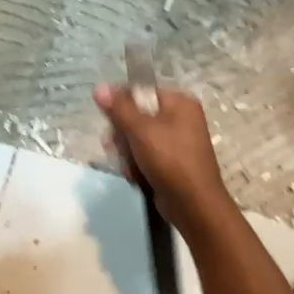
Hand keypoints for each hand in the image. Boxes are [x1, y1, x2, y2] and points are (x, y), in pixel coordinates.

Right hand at [94, 84, 236, 235]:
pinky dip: (137, 165)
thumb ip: (119, 108)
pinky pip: (146, 155)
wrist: (193, 205)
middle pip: (137, 116)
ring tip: (127, 167)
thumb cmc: (169, 160)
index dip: (121, 104)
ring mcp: (176, 141)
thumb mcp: (141, 130)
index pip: (141, 92)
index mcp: (179, 102)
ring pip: (138, 138)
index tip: (108, 120)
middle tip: (114, 147)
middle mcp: (180, 118)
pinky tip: (134, 176)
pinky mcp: (171, 162)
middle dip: (122, 135)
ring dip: (127, 153)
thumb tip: (99, 87)